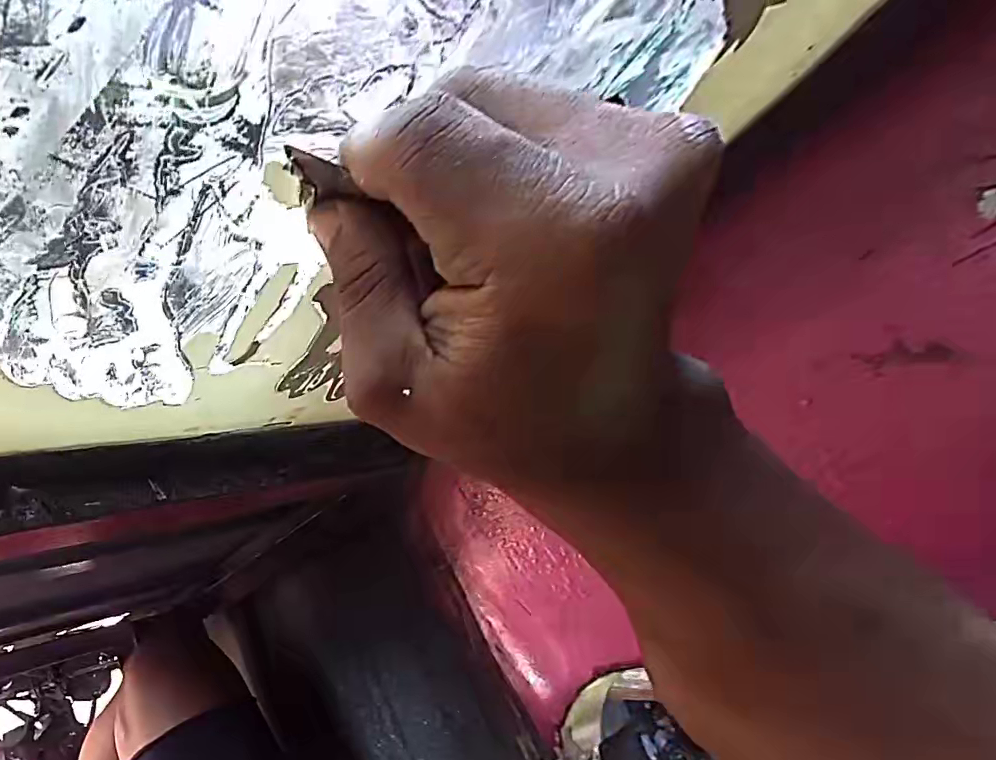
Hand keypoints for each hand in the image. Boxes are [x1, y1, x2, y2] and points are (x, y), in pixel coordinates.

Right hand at [309, 69, 726, 499]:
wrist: (605, 425)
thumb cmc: (492, 421)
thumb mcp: (391, 382)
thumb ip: (357, 283)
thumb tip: (331, 201)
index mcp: (541, 237)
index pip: (417, 133)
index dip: (361, 166)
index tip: (351, 222)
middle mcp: (615, 162)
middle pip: (454, 99)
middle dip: (403, 163)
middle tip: (402, 242)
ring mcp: (653, 138)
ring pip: (490, 98)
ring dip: (446, 161)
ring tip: (454, 241)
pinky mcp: (664, 132)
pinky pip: (531, 113)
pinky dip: (489, 160)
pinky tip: (492, 224)